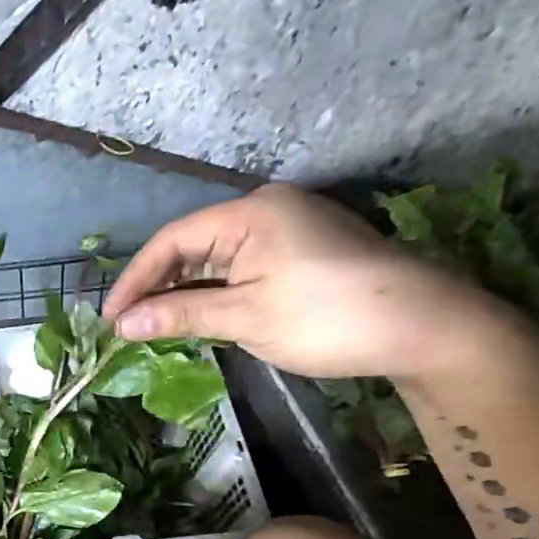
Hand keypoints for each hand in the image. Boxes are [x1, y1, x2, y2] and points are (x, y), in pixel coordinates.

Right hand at [102, 184, 518, 379]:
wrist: (428, 328)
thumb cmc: (329, 318)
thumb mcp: (246, 318)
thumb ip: (180, 316)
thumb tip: (123, 325)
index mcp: (251, 213)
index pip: (172, 240)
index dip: (136, 279)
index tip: (111, 318)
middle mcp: (267, 209)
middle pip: (193, 245)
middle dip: (158, 286)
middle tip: (129, 326)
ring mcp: (290, 228)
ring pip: (218, 258)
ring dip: (186, 291)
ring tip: (156, 326)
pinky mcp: (305, 250)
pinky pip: (243, 265)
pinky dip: (217, 291)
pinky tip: (201, 316)